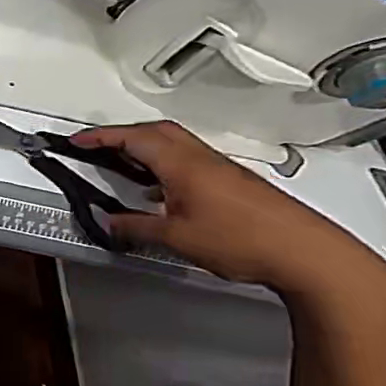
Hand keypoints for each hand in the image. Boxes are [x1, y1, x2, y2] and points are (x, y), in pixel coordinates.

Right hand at [71, 121, 385, 294]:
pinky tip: (160, 188)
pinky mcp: (233, 181)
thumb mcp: (176, 238)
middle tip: (97, 146)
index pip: (134, 138)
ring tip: (123, 164)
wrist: (306, 254)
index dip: (101, 137)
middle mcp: (202, 159)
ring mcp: (221, 168)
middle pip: (155, 131)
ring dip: (145, 146)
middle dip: (121, 133)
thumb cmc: (245, 240)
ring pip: (175, 143)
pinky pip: (190, 159)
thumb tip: (112, 221)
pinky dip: (165, 162)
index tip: (79, 141)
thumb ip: (137, 227)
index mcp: (183, 165)